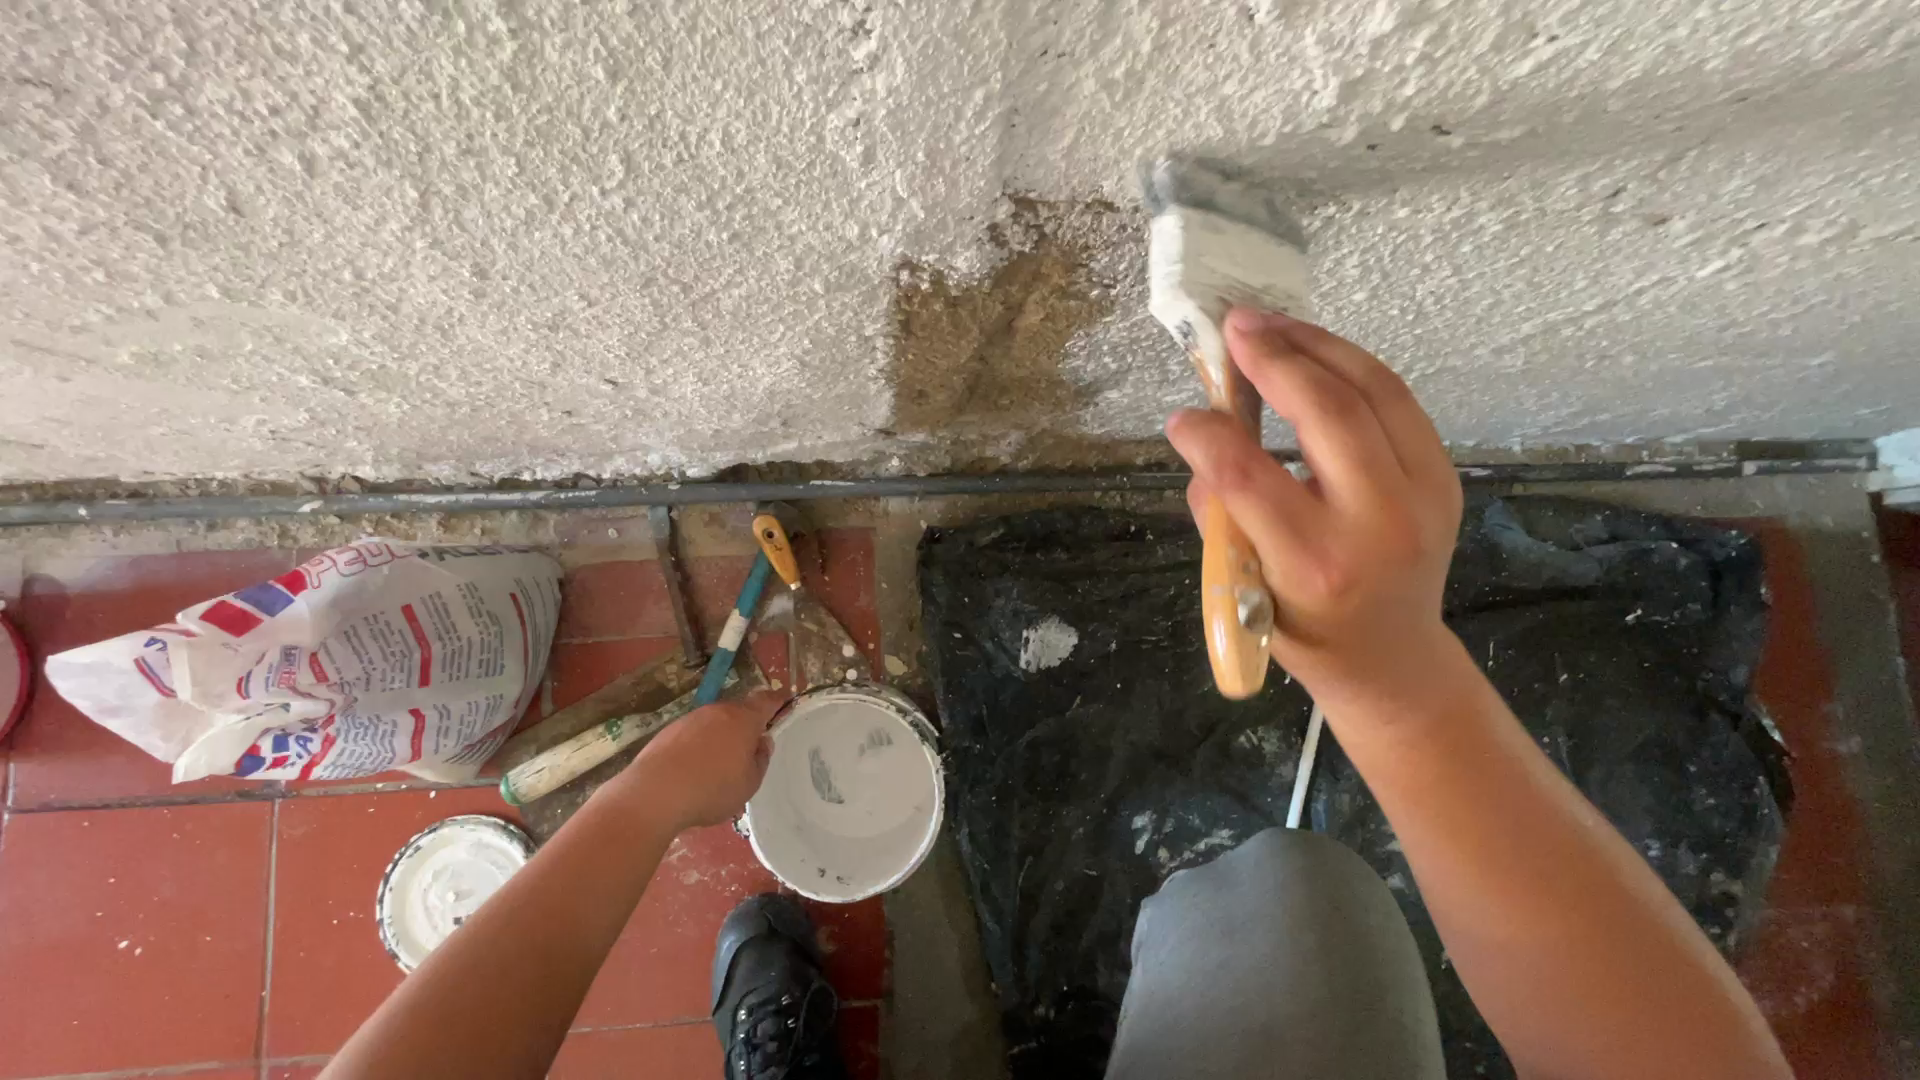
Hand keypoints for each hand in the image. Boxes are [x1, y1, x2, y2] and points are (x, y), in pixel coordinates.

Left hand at [625, 690, 783, 830]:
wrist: (653, 794)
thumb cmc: (711, 789)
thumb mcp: (749, 783)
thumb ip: (760, 760)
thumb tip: (762, 743)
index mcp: (743, 719)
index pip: (766, 700)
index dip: (777, 701)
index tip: (784, 702)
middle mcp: (717, 711)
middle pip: (738, 711)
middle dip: (746, 725)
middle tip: (749, 749)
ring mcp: (690, 719)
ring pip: (713, 722)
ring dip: (720, 736)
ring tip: (718, 766)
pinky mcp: (668, 732)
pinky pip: (692, 734)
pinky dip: (698, 746)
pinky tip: (692, 771)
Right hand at [1165, 308, 1464, 713]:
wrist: (1388, 653)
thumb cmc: (1300, 628)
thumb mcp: (1240, 586)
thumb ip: (1219, 511)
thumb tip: (1207, 438)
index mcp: (1314, 562)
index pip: (1249, 476)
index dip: (1208, 436)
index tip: (1181, 418)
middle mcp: (1378, 524)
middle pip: (1329, 416)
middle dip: (1276, 360)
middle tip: (1234, 326)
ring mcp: (1425, 495)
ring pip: (1375, 392)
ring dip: (1317, 346)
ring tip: (1269, 324)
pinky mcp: (1444, 476)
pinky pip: (1396, 400)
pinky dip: (1349, 365)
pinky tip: (1312, 351)